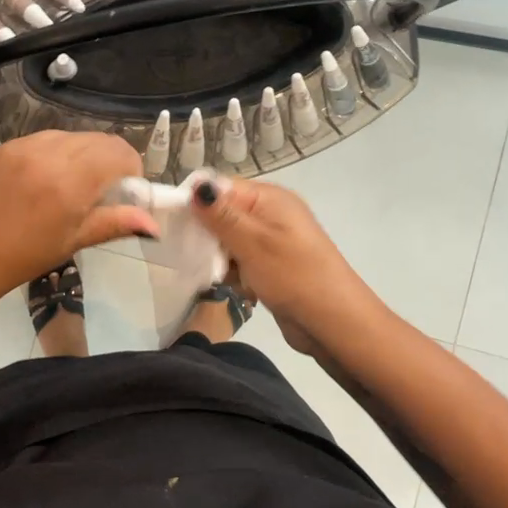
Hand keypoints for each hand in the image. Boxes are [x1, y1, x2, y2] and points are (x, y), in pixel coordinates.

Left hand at [0, 131, 159, 303]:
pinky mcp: (5, 147)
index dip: (130, 167)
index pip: (116, 153)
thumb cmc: (24, 257)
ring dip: (84, 152)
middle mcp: (47, 156)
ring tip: (76, 182)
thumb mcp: (73, 241)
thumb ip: (115, 223)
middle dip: (110, 158)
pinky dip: (57, 151)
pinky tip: (49, 176)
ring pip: (71, 136)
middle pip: (97, 140)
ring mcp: (23, 147)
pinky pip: (44, 138)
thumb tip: (155, 224)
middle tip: (105, 187)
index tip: (127, 187)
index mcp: (68, 183)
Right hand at [189, 174, 382, 352]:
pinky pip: (239, 260)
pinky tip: (237, 287)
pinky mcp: (270, 264)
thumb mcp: (252, 242)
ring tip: (222, 275)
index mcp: (269, 198)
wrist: (334, 322)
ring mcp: (271, 240)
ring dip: (218, 258)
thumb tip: (196, 185)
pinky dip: (233, 273)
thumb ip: (221, 215)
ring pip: (226, 240)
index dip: (196, 202)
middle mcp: (270, 213)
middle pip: (221, 214)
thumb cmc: (293, 275)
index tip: (173, 224)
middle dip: (206, 235)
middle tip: (197, 255)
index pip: (220, 188)